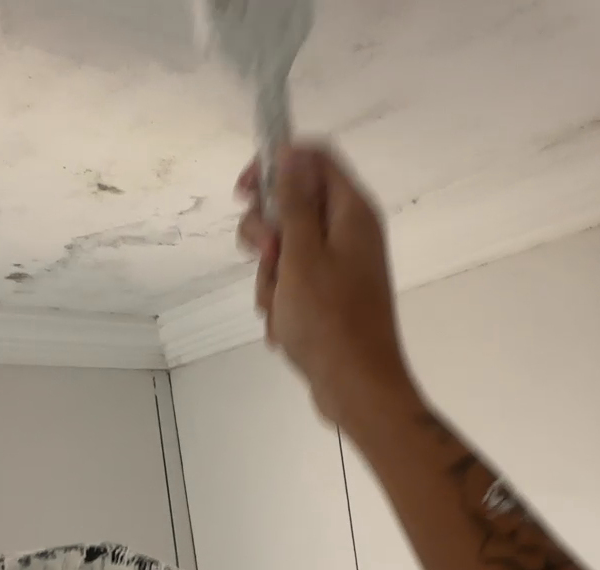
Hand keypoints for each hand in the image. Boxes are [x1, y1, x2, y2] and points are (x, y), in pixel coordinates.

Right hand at [236, 144, 420, 428]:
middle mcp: (348, 235)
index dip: (273, 167)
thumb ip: (294, 201)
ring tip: (281, 309)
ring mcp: (339, 270)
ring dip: (270, 280)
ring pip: (285, 254)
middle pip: (292, 207)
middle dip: (266, 236)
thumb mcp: (302, 254)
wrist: (356, 387)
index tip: (244, 193)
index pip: (310, 159)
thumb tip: (290, 152)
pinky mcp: (329, 300)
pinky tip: (287, 331)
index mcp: (350, 213)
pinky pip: (292, 288)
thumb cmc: (329, 321)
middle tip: (267, 258)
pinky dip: (282, 306)